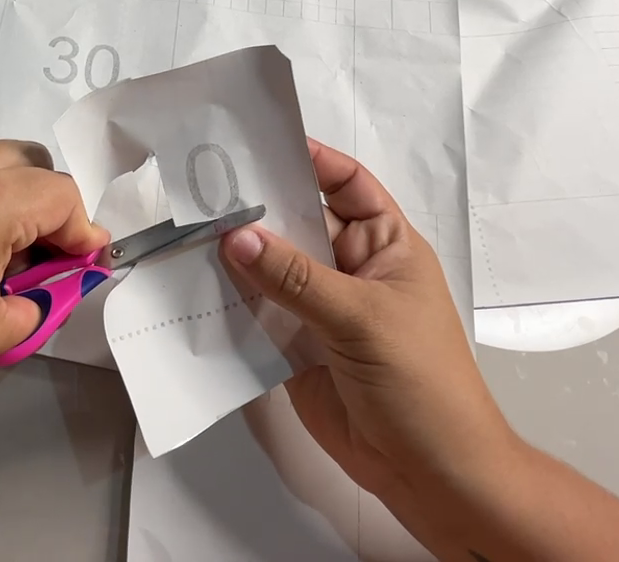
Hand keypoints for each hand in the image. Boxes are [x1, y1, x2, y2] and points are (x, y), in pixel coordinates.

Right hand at [218, 141, 515, 512]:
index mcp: (384, 246)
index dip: (311, 159)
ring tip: (187, 224)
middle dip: (257, 204)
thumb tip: (234, 235)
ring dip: (236, 250)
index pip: (346, 184)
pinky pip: (257, 307)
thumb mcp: (362, 318)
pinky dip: (229, 294)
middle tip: (202, 184)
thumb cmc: (420, 382)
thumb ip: (295, 277)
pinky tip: (193, 278)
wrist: (431, 478)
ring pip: (271, 263)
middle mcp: (348, 267)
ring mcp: (319, 305)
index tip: (259, 141)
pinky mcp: (294, 342)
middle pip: (298, 220)